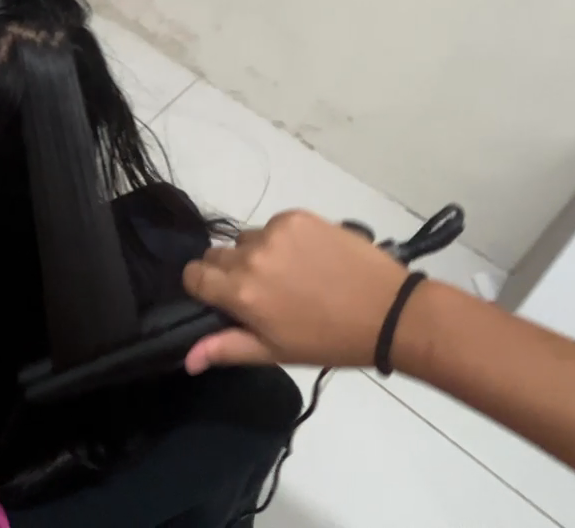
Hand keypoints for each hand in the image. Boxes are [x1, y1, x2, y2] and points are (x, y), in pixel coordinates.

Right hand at [181, 210, 410, 372]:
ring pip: (245, 239)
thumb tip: (186, 358)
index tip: (222, 298)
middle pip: (216, 255)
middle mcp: (250, 257)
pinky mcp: (296, 217)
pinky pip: (272, 226)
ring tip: (290, 274)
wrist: (389, 311)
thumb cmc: (330, 340)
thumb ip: (227, 348)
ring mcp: (274, 232)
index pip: (193, 274)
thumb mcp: (276, 352)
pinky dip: (282, 240)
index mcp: (242, 293)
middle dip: (229, 271)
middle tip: (262, 291)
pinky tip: (308, 258)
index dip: (203, 286)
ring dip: (256, 254)